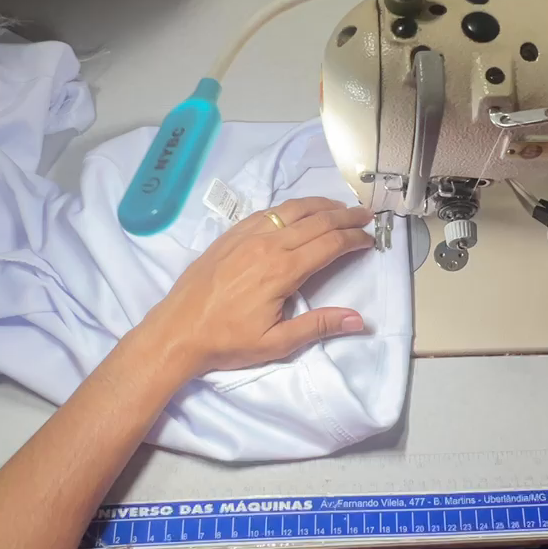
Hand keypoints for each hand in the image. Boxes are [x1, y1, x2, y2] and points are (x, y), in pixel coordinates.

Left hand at [132, 197, 374, 381]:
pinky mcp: (231, 234)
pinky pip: (268, 211)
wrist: (177, 331)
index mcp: (282, 270)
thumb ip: (319, 326)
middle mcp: (268, 244)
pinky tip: (299, 211)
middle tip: (366, 215)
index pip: (329, 244)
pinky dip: (292, 207)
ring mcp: (247, 235)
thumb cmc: (227, 341)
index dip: (354, 239)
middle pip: (316, 220)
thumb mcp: (276, 343)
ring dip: (321, 205)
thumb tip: (358, 320)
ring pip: (292, 209)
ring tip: (340, 206)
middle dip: (346, 216)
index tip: (370, 240)